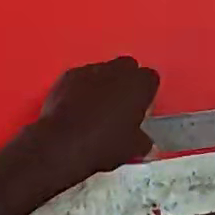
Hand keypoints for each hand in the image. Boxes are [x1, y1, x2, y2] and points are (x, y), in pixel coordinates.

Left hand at [24, 56, 159, 191]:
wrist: (63, 144)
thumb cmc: (104, 144)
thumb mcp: (133, 148)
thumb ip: (142, 138)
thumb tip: (141, 140)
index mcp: (138, 84)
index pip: (151, 78)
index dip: (146, 93)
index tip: (142, 108)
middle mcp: (116, 70)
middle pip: (127, 67)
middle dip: (126, 82)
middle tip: (122, 105)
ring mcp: (89, 70)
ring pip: (102, 71)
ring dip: (103, 84)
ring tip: (96, 109)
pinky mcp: (67, 76)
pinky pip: (80, 78)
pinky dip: (80, 89)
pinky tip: (77, 109)